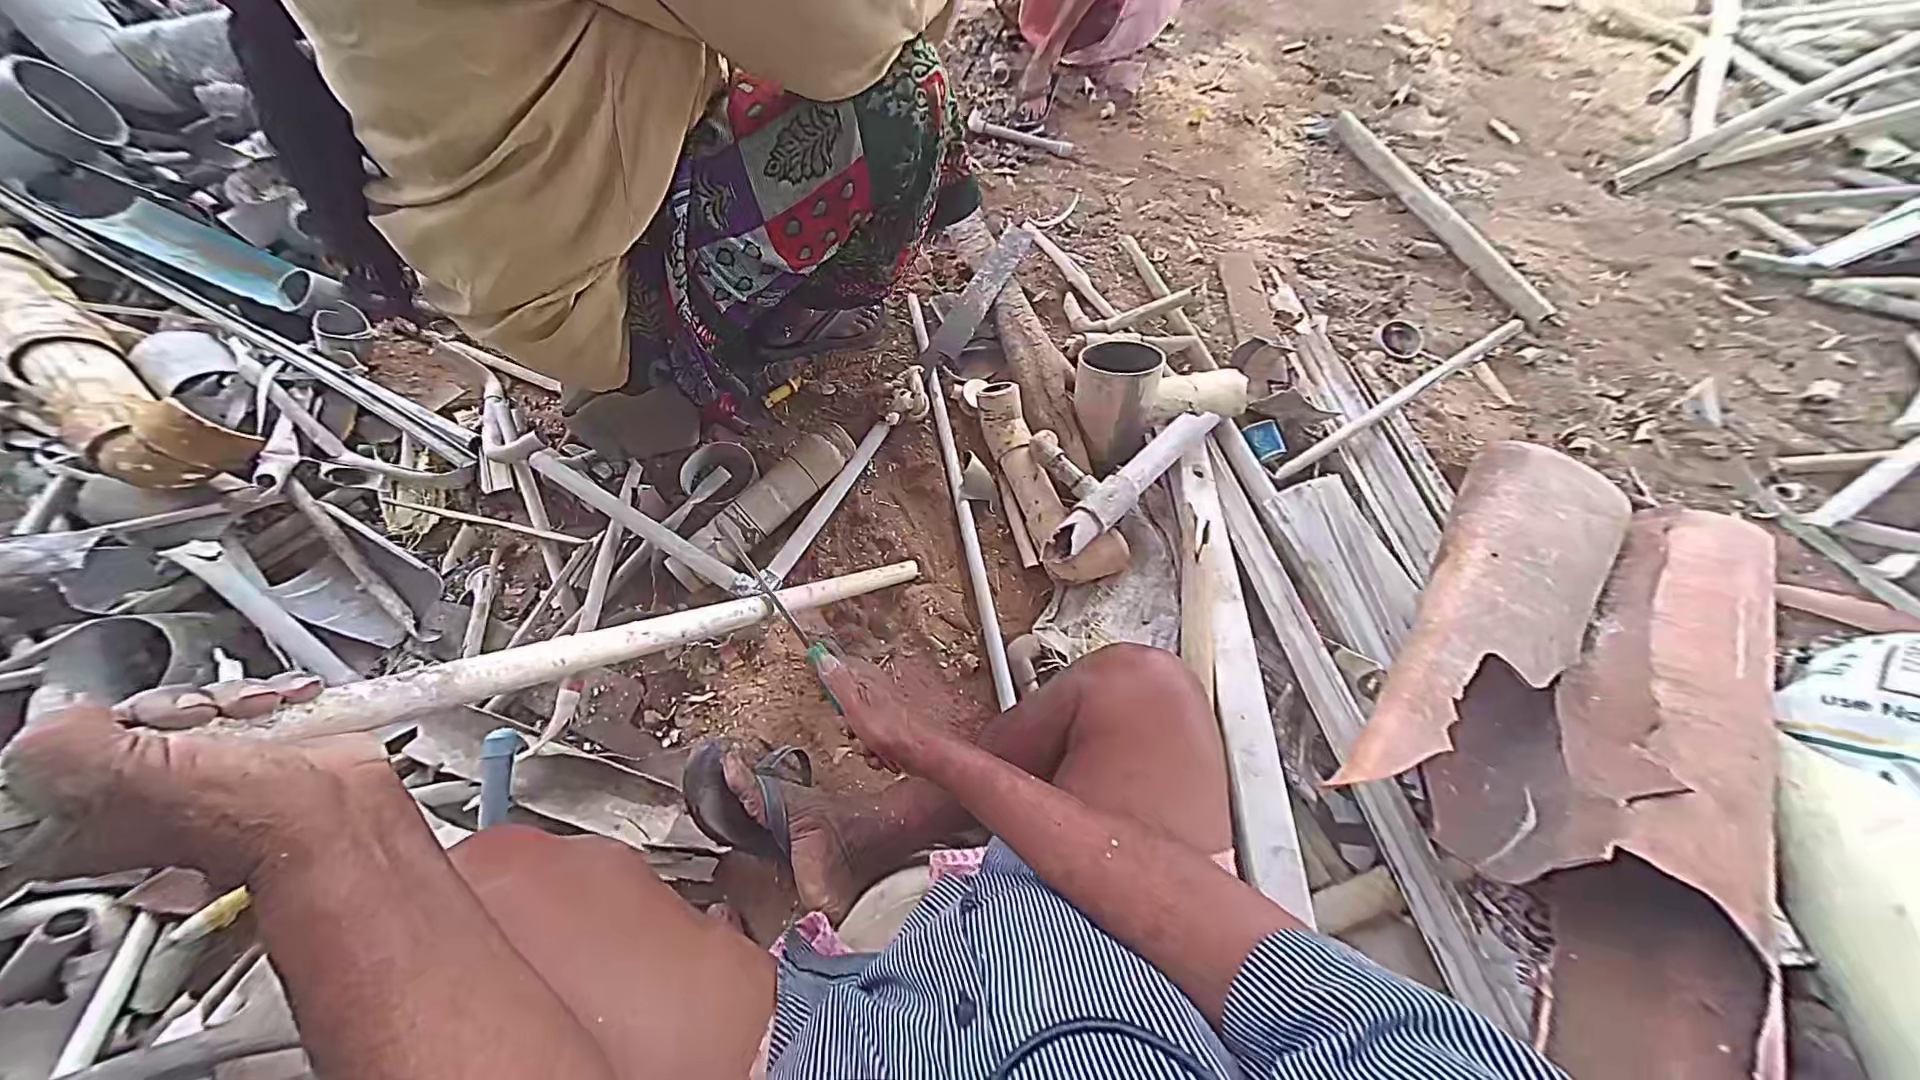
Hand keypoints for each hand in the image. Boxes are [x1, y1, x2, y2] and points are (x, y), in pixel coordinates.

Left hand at [2, 689, 387, 887]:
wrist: (335, 811)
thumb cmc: (240, 818)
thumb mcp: (112, 777)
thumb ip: (59, 742)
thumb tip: (61, 714)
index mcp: (84, 818)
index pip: (66, 751)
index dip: (101, 722)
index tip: (132, 722)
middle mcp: (152, 793)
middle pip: (147, 715)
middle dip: (183, 701)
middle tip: (202, 714)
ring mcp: (222, 767)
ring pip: (210, 702)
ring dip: (239, 694)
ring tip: (259, 708)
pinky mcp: (277, 745)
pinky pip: (265, 699)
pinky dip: (282, 691)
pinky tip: (289, 701)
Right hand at [815, 653, 961, 774]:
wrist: (922, 753)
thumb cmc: (891, 731)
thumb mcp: (854, 707)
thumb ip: (837, 683)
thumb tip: (823, 658)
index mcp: (869, 679)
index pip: (840, 673)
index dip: (831, 691)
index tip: (832, 704)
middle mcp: (878, 691)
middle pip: (846, 705)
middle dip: (847, 724)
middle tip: (853, 731)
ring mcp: (885, 710)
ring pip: (858, 726)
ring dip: (861, 742)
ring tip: (871, 747)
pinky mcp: (891, 728)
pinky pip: (872, 739)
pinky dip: (874, 751)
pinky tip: (880, 755)